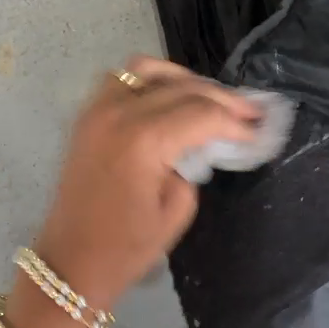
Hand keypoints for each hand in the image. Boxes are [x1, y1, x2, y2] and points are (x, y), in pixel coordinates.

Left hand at [33, 56, 261, 308]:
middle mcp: (119, 112)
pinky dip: (149, 79)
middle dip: (219, 97)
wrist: (70, 258)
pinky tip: (169, 97)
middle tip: (248, 110)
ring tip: (209, 98)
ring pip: (146, 69)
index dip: (234, 120)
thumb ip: (193, 166)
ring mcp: (98, 107)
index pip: (201, 114)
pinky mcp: (87, 113)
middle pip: (180, 87)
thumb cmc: (125, 247)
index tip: (258, 129)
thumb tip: (203, 141)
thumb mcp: (175, 212)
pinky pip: (121, 78)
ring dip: (182, 78)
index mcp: (143, 139)